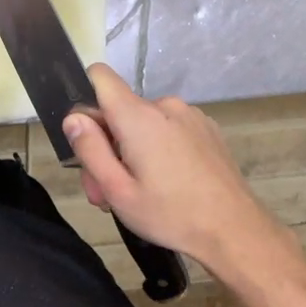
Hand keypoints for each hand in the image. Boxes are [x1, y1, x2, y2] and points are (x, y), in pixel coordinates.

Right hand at [61, 64, 297, 277]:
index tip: (84, 138)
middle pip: (118, 113)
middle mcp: (165, 107)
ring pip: (141, 126)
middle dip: (104, 148)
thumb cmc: (169, 213)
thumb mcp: (116, 189)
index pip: (101, 77)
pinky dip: (154, 152)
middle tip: (106, 192)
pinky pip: (165, 131)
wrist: (233, 228)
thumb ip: (90, 150)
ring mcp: (190, 116)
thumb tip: (73, 119)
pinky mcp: (205, 129)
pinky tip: (162, 185)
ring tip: (134, 194)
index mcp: (139, 118)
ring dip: (128, 154)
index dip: (84, 101)